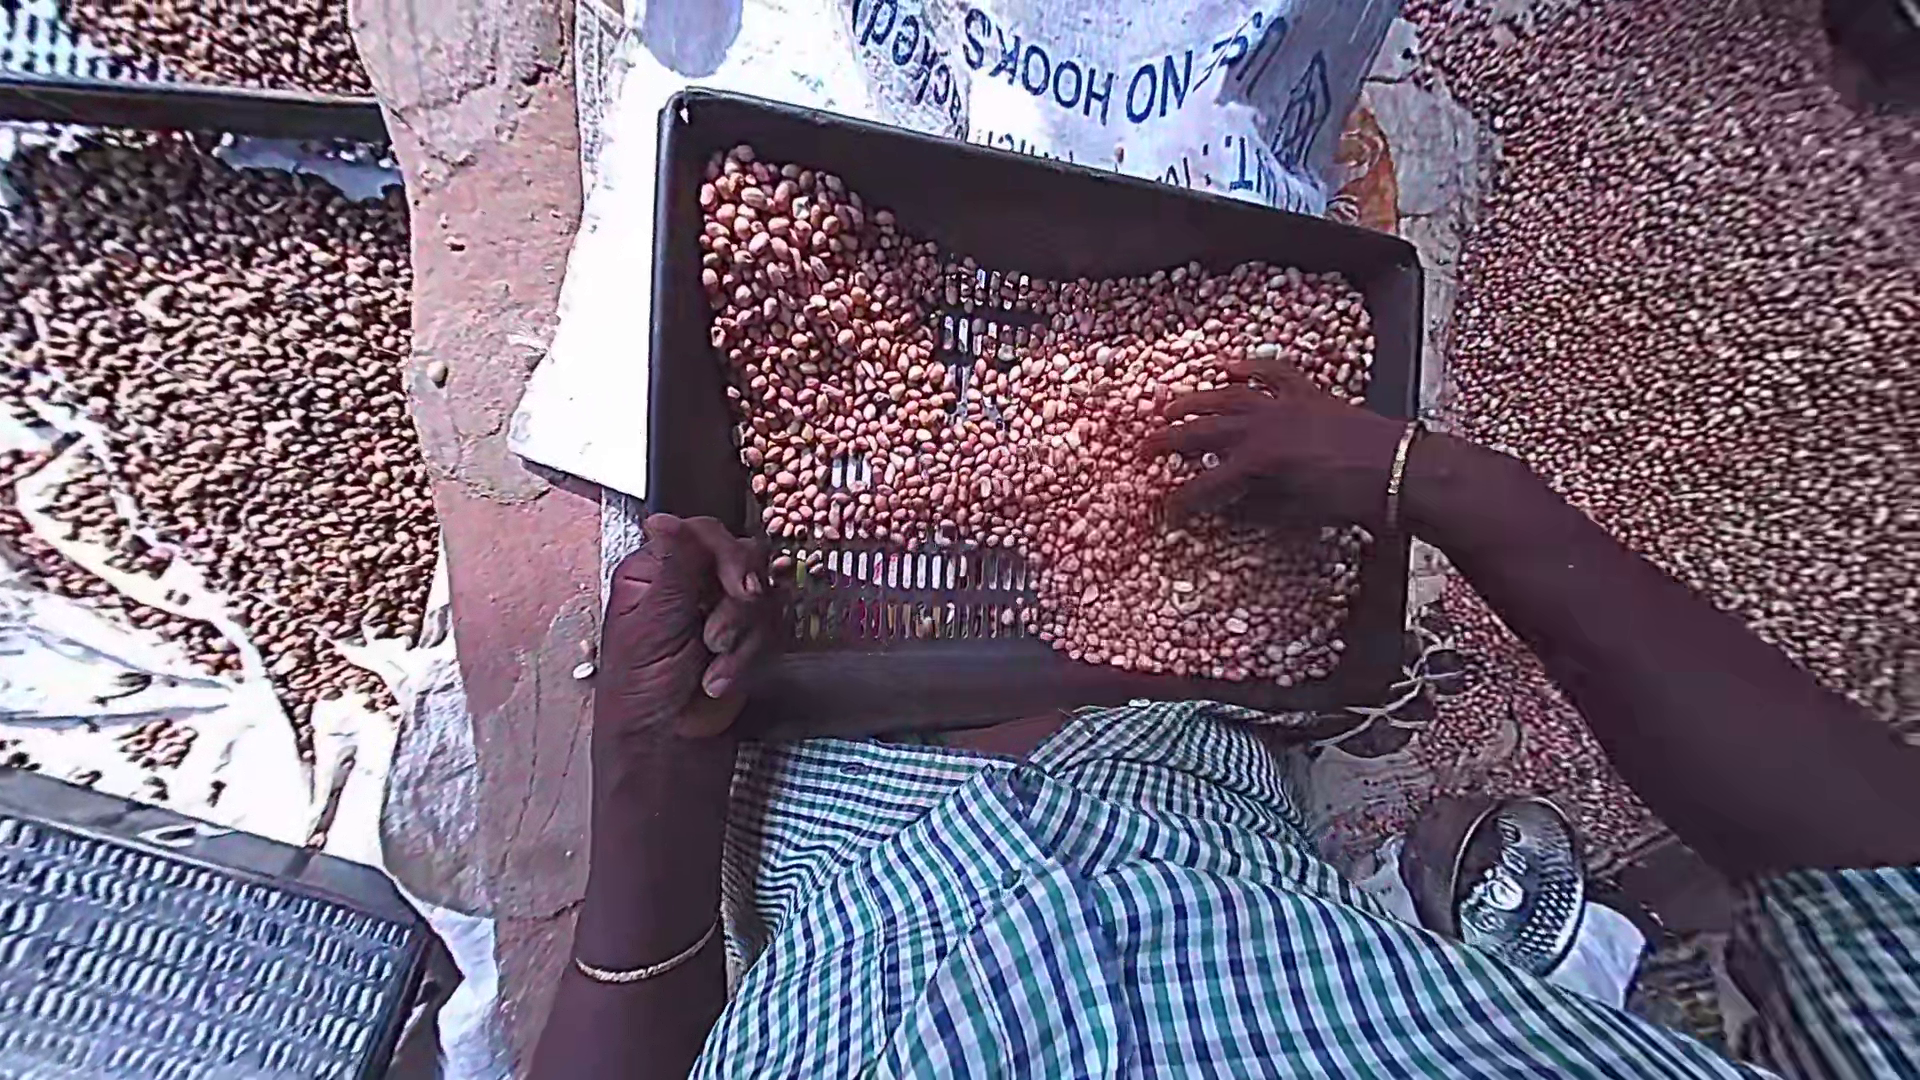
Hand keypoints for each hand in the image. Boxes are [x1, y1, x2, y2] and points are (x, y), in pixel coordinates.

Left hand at [596, 514, 771, 749]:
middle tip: (731, 621)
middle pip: (742, 557)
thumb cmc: (642, 687)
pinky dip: (749, 653)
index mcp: (658, 571)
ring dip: (742, 631)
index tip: (738, 582)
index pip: (703, 534)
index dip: (726, 552)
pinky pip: (768, 626)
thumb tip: (662, 518)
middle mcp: (693, 582)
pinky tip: (721, 677)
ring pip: (761, 592)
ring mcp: (723, 607)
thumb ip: (672, 569)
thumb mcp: (653, 625)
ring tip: (714, 661)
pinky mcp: (748, 634)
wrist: (668, 742)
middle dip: (738, 596)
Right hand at [1144, 352, 1407, 529]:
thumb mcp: (1293, 513)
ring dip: (1193, 401)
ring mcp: (1283, 405)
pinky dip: (1248, 368)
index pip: (1205, 485)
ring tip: (1168, 405)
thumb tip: (1222, 508)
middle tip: (1144, 447)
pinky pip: (1272, 374)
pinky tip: (1226, 368)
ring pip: (1226, 397)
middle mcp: (1262, 428)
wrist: (1403, 470)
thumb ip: (1250, 508)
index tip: (1166, 514)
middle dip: (1167, 441)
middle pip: (1201, 432)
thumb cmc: (1348, 499)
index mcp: (1257, 463)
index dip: (1181, 502)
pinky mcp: (1306, 393)